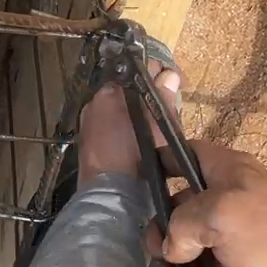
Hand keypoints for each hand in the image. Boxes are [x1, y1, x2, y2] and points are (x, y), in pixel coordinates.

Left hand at [76, 65, 179, 180]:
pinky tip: (141, 141)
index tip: (178, 84)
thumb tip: (169, 75)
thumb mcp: (159, 124)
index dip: (161, 74)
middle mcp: (95, 103)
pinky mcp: (89, 142)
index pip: (138, 70)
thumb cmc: (137, 157)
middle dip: (151, 94)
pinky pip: (112, 125)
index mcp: (110, 92)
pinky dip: (127, 127)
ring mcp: (89, 123)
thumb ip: (164, 96)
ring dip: (140, 111)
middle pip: (129, 89)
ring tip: (159, 126)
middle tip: (172, 107)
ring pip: (122, 107)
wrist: (111, 196)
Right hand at [154, 142, 266, 266]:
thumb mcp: (223, 214)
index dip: (161, 161)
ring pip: (188, 254)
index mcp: (228, 172)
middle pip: (179, 212)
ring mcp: (233, 242)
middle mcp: (228, 202)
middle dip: (162, 239)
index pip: (186, 153)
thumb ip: (184, 222)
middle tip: (158, 260)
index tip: (137, 182)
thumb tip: (173, 249)